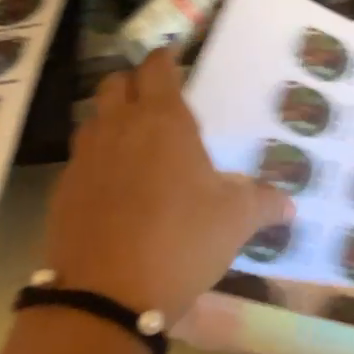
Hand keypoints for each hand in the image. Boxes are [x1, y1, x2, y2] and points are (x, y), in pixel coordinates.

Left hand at [43, 49, 293, 324]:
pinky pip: (80, 160)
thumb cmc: (182, 242)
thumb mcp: (235, 223)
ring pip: (93, 119)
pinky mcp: (63, 189)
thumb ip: (263, 204)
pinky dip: (97, 161)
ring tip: (134, 144)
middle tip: (155, 101)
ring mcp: (84, 157)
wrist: (107, 294)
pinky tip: (113, 189)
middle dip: (134, 83)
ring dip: (111, 119)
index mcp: (163, 122)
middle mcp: (118, 127)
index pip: (157, 68)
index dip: (165, 60)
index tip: (174, 59)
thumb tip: (290, 204)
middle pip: (115, 83)